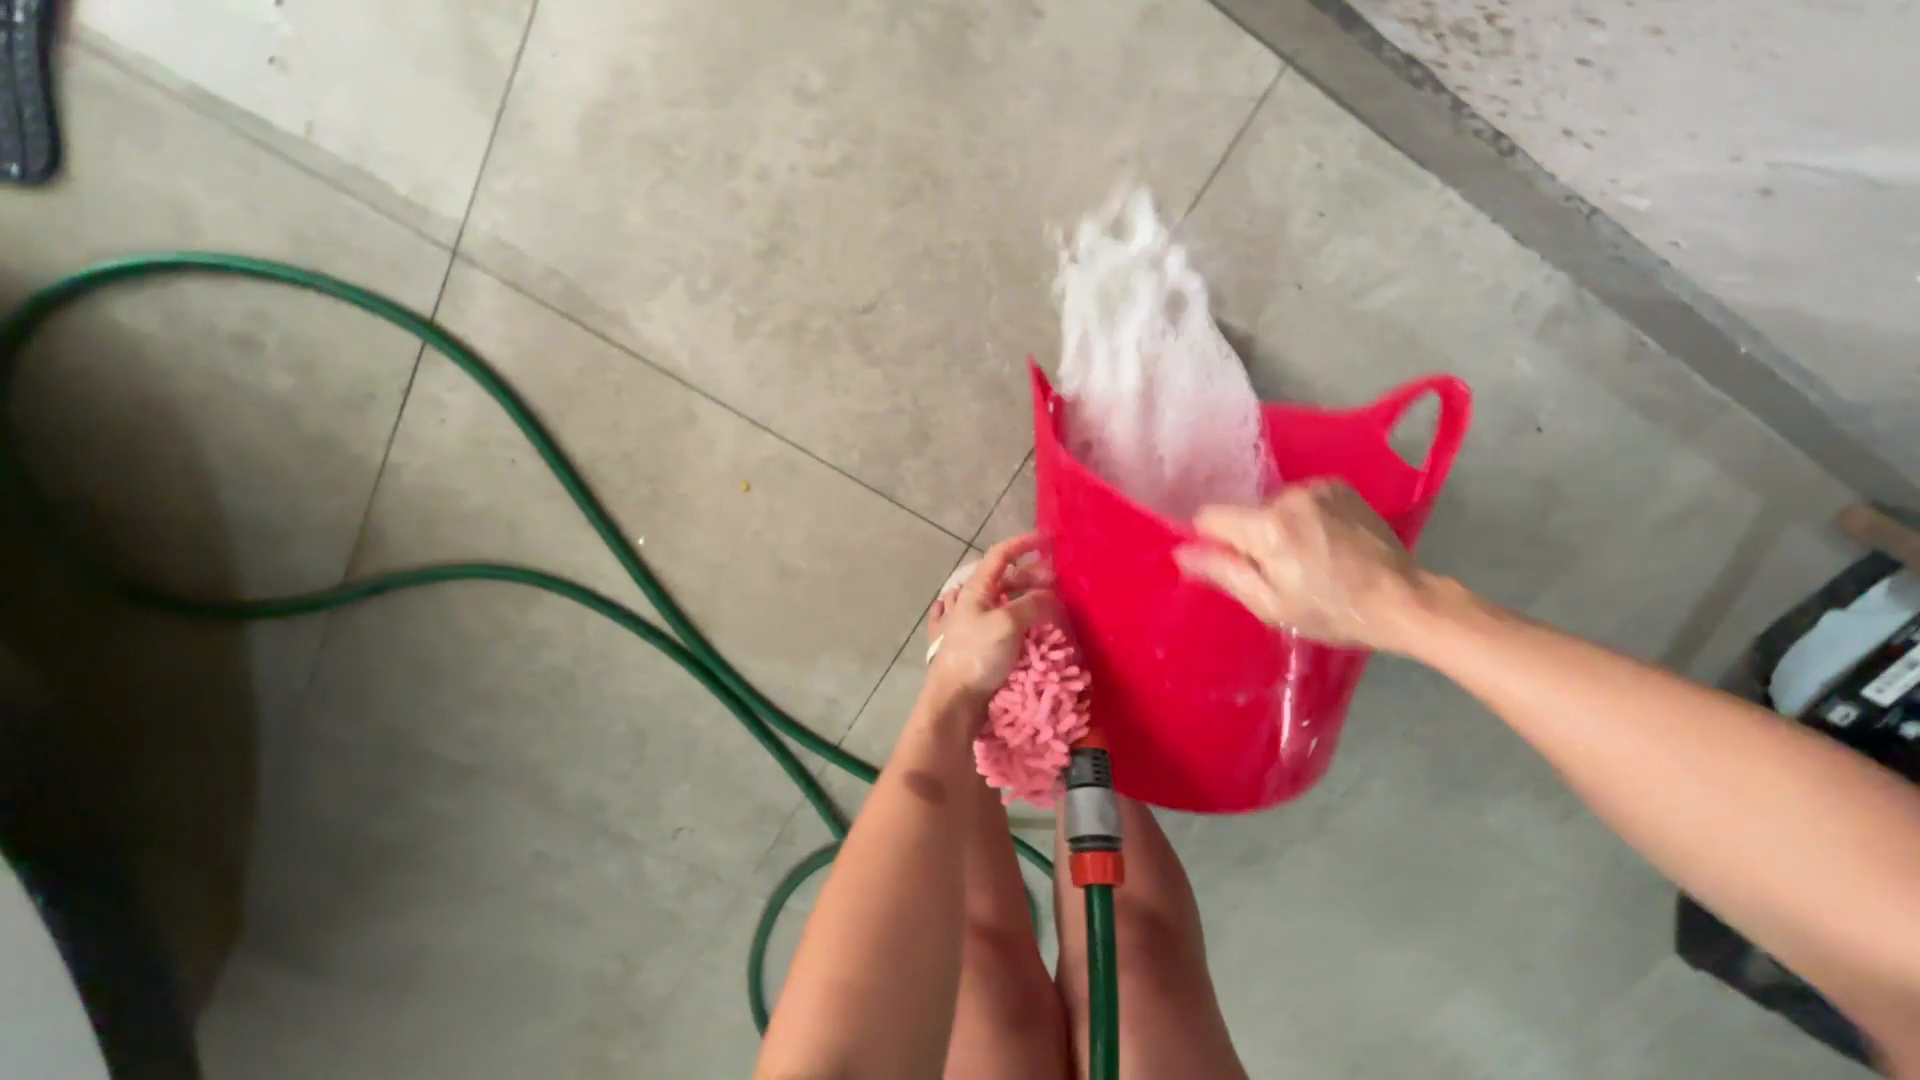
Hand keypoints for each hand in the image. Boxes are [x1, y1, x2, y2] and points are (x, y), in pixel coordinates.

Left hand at [925, 533, 1059, 702]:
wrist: (954, 700)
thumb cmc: (977, 655)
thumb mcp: (1008, 623)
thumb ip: (1032, 604)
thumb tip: (1052, 596)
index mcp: (975, 590)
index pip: (1000, 555)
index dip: (1023, 544)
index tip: (1047, 540)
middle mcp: (971, 603)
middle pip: (1006, 581)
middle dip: (1032, 577)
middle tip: (1058, 586)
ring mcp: (972, 626)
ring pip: (1004, 603)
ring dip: (1027, 601)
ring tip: (1050, 609)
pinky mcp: (977, 648)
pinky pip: (1000, 626)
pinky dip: (1017, 621)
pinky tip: (1029, 628)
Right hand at [1175, 479, 1429, 650]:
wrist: (1404, 599)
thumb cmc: (1332, 612)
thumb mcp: (1271, 605)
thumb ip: (1224, 572)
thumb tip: (1182, 551)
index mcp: (1267, 527)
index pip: (1209, 517)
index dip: (1211, 541)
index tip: (1231, 565)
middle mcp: (1288, 496)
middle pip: (1245, 513)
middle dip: (1251, 539)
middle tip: (1280, 573)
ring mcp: (1317, 487)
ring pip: (1273, 507)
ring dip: (1280, 528)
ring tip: (1308, 559)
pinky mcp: (1339, 487)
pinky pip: (1301, 501)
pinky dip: (1304, 518)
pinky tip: (1326, 543)